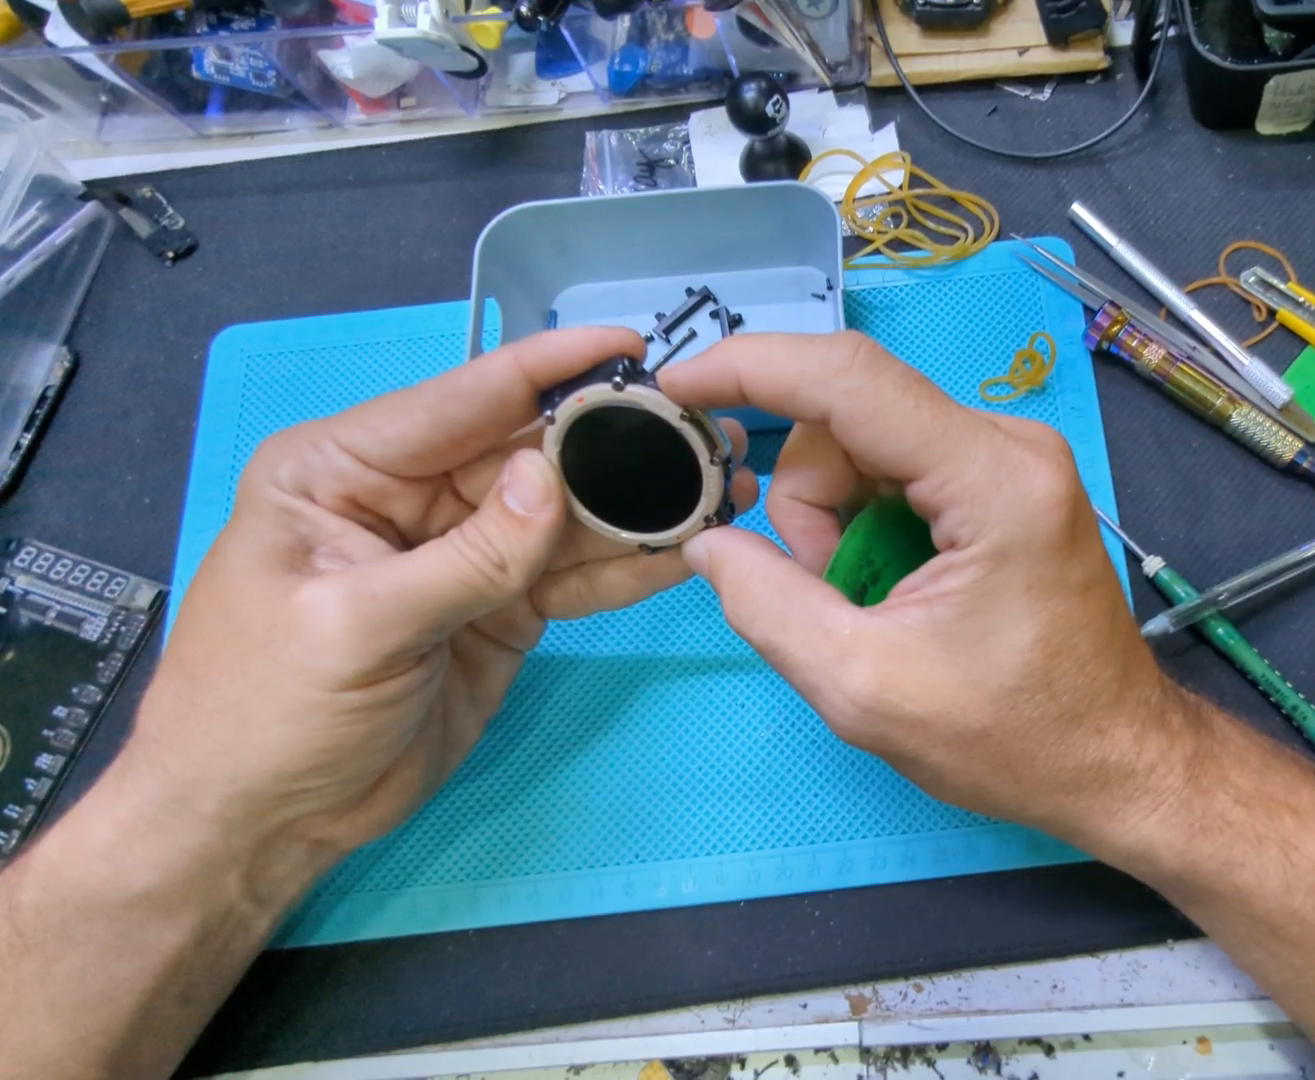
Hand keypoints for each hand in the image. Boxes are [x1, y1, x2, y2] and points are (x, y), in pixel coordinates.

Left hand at [126, 327, 757, 899]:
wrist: (273, 822)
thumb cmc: (267, 713)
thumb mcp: (358, 625)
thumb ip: (467, 553)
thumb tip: (552, 476)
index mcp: (352, 470)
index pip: (465, 401)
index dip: (550, 369)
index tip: (631, 345)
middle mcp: (423, 496)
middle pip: (541, 457)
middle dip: (624, 445)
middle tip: (707, 435)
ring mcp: (475, 552)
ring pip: (575, 517)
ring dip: (645, 507)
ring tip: (722, 489)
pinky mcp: (511, 604)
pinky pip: (581, 575)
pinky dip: (633, 566)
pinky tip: (688, 550)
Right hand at [661, 333, 1202, 846]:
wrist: (1113, 757)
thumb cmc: (1010, 736)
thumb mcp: (865, 687)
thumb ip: (769, 605)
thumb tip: (709, 544)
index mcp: (992, 479)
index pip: (851, 380)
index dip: (751, 368)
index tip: (677, 386)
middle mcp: (1010, 445)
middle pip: (854, 418)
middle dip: (810, 499)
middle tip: (826, 589)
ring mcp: (1014, 461)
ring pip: (872, 444)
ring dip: (839, 518)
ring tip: (870, 601)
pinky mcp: (1008, 484)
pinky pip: (904, 470)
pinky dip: (872, 522)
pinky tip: (894, 584)